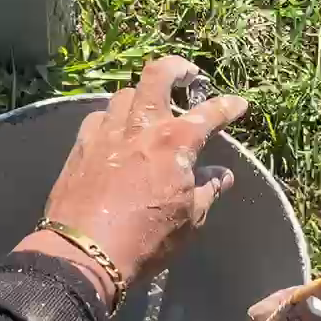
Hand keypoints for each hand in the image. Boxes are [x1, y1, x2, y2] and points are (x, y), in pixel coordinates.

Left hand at [15, 56, 248, 304]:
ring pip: (125, 93)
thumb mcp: (190, 220)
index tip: (239, 104)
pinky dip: (112, 118)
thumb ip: (207, 190)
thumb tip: (222, 175)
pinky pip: (99, 117)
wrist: (84, 253)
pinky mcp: (81, 145)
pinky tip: (115, 131)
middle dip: (177, 67)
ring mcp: (108, 132)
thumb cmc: (146, 239)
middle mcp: (142, 127)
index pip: (210, 113)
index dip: (229, 106)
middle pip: (157, 74)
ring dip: (142, 95)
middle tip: (188, 74)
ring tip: (149, 108)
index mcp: (175, 143)